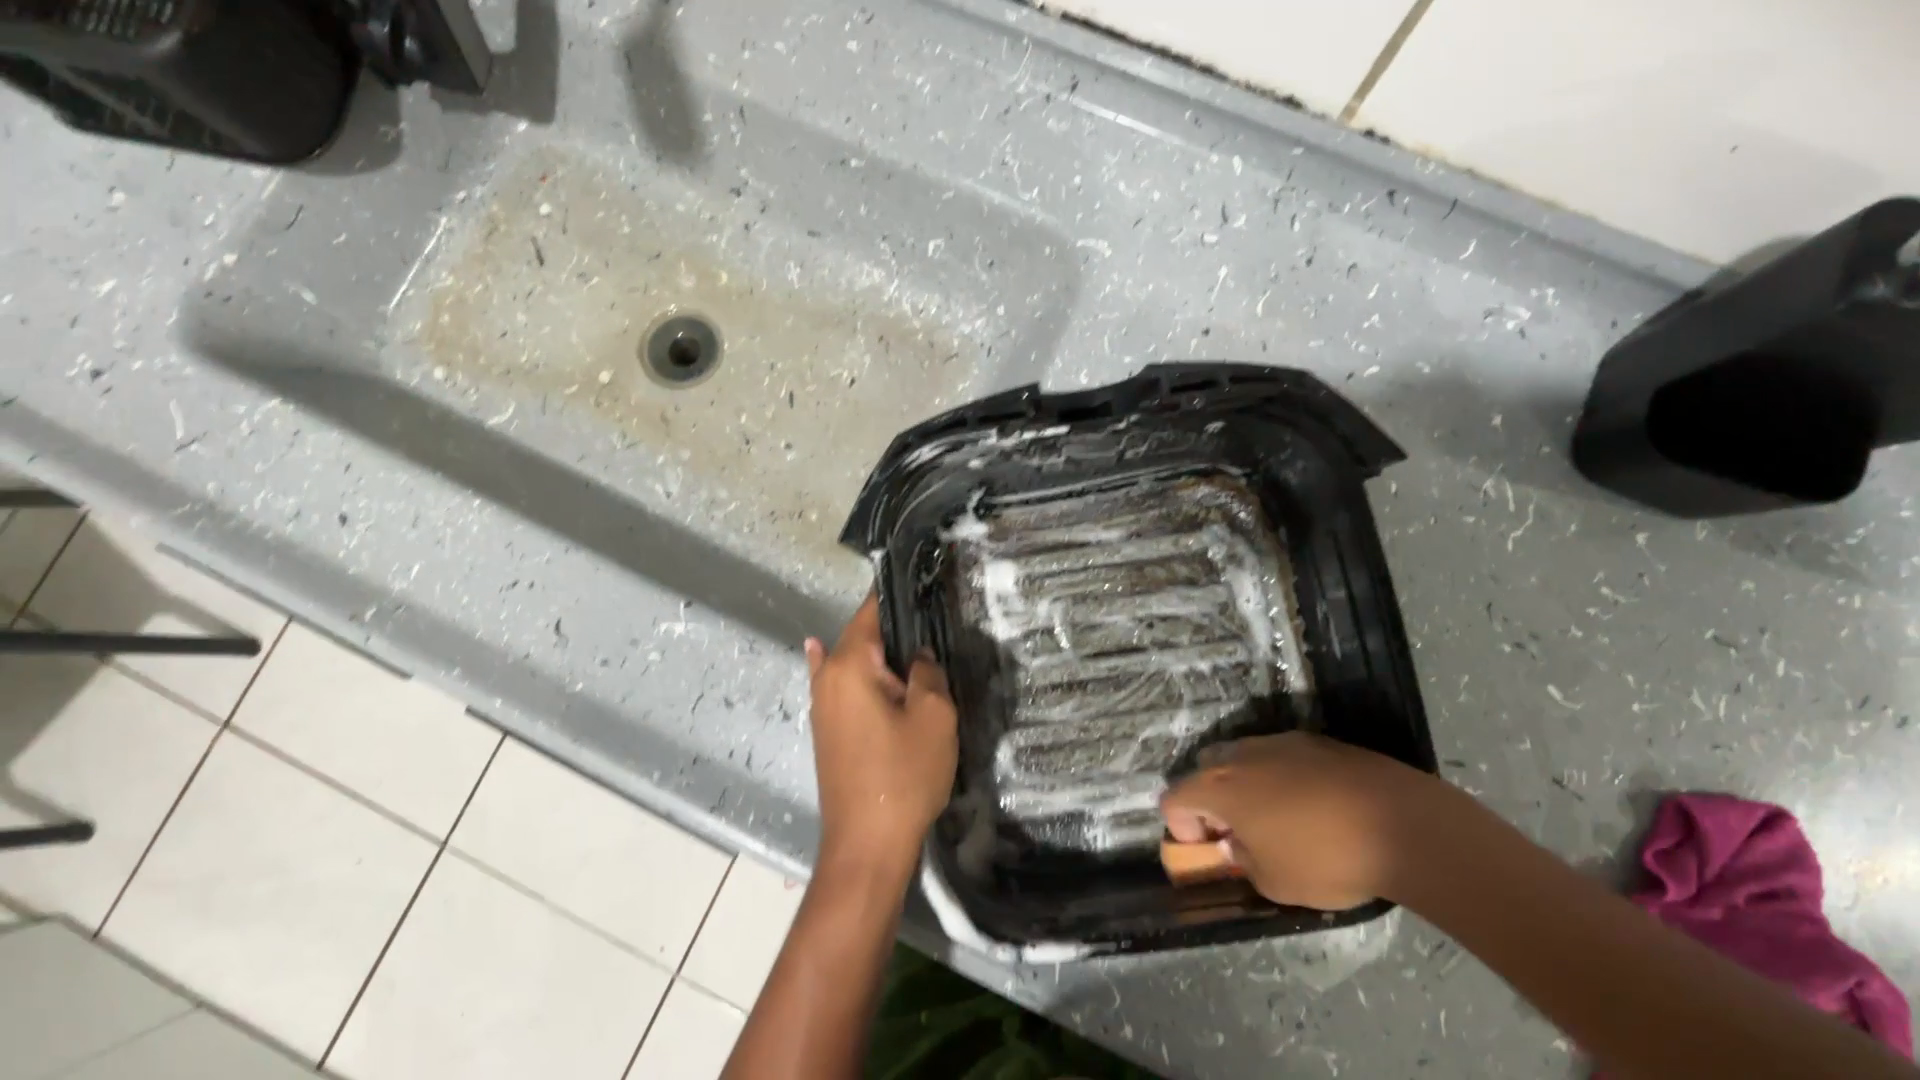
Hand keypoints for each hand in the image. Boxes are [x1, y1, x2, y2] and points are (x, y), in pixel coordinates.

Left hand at [804, 595, 957, 870]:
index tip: (927, 579)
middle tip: (938, 625)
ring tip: (919, 649)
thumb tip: (916, 654)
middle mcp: (827, 677)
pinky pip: (844, 689)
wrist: (867, 844)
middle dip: (896, 630)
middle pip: (862, 637)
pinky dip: (856, 676)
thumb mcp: (934, 716)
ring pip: (854, 665)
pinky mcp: (828, 732)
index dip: (901, 594)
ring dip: (882, 658)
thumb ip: (927, 673)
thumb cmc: (903, 775)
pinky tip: (832, 655)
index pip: (872, 611)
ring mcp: (822, 706)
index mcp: (849, 665)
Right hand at [1160, 732, 1445, 909]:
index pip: (1173, 798)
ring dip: (1249, 786)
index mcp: (1220, 786)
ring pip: (1246, 759)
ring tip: (1281, 820)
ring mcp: (1283, 742)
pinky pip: (1284, 758)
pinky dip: (1285, 779)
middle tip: (1239, 832)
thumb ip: (1243, 861)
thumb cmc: (1327, 859)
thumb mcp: (1274, 883)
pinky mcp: (1321, 742)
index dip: (1182, 829)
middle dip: (1212, 800)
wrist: (1405, 825)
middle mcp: (1243, 754)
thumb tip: (1241, 844)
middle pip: (1206, 769)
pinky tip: (1316, 809)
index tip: (1213, 853)